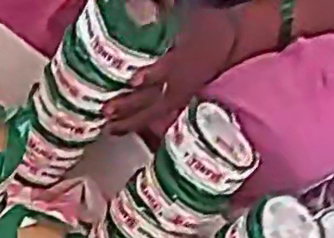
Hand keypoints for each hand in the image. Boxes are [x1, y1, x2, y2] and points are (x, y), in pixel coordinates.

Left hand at [106, 6, 237, 135]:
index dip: (150, 76)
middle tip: (107, 109)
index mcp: (182, 59)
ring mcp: (174, 99)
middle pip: (150, 98)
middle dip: (127, 105)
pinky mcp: (171, 108)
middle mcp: (177, 83)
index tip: (134, 80)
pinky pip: (149, 121)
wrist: (228, 45)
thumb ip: (165, 14)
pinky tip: (112, 129)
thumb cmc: (205, 28)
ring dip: (125, 122)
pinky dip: (130, 126)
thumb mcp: (188, 19)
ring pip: (147, 115)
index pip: (164, 70)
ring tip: (105, 127)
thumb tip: (148, 1)